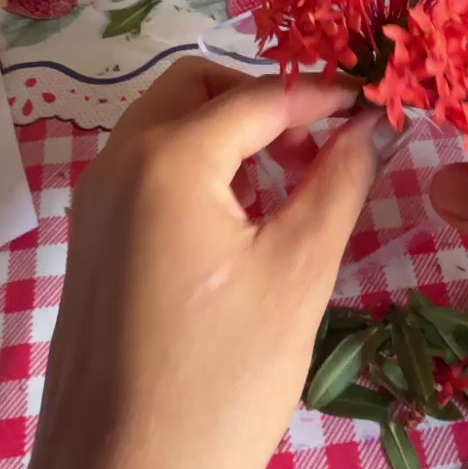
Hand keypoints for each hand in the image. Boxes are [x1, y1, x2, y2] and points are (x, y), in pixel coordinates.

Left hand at [24, 58, 379, 468]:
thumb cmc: (221, 380)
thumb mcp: (297, 272)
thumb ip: (341, 180)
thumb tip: (376, 122)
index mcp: (165, 159)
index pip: (256, 97)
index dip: (321, 94)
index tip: (370, 101)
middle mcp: (117, 159)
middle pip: (198, 88)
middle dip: (262, 102)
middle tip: (315, 146)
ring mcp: (94, 198)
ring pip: (170, 124)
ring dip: (230, 133)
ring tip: (285, 186)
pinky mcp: (91, 236)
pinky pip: (149, 167)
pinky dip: (199, 167)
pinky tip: (240, 220)